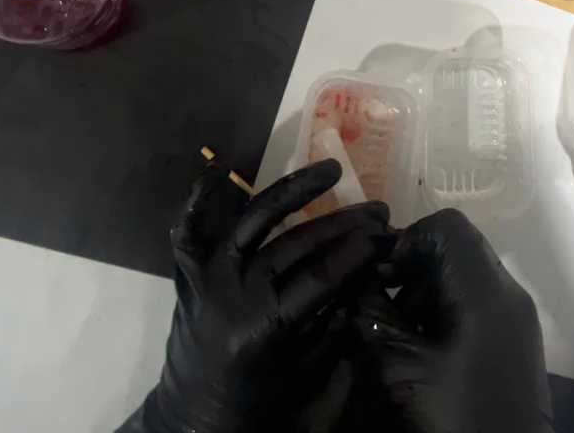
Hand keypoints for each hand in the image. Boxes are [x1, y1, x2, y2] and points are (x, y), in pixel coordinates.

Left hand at [125, 159, 393, 432]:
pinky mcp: (188, 272)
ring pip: (254, 218)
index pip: (321, 275)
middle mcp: (234, 292)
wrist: (192, 426)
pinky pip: (188, 227)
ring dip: (296, 189)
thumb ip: (338, 322)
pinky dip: (200, 195)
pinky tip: (220, 168)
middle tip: (377, 210)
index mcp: (265, 327)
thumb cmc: (261, 410)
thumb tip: (365, 272)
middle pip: (297, 242)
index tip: (385, 232)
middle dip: (344, 223)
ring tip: (332, 170)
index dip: (357, 251)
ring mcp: (208, 276)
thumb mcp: (312, 377)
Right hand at [356, 208, 552, 432]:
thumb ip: (377, 318)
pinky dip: (449, 304)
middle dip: (416, 264)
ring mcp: (517, 314)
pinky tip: (427, 342)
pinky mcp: (518, 336)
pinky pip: (480, 297)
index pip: (447, 226)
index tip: (385, 273)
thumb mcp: (405, 369)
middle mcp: (507, 291)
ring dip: (430, 284)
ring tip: (402, 324)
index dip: (410, 238)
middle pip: (458, 245)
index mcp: (483, 291)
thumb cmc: (458, 416)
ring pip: (468, 270)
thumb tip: (357, 288)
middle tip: (386, 296)